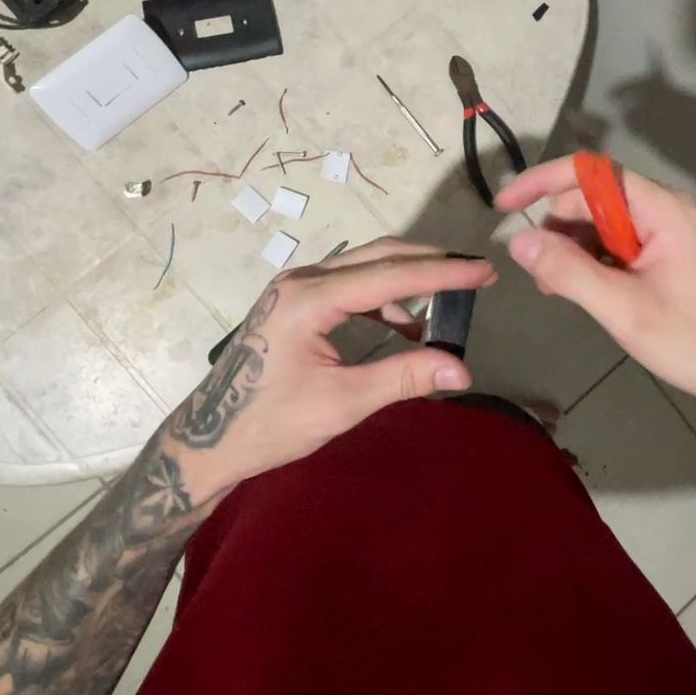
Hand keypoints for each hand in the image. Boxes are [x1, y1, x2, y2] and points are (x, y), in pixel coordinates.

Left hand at [166, 239, 496, 500]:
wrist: (210, 439)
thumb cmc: (271, 424)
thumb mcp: (342, 403)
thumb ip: (403, 378)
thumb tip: (462, 369)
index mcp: (310, 298)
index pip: (390, 275)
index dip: (443, 273)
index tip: (485, 270)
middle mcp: (303, 279)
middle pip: (379, 255)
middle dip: (431, 263)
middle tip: (477, 273)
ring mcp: (296, 286)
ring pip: (365, 265)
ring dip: (409, 277)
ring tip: (450, 296)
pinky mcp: (296, 299)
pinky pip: (350, 283)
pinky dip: (384, 296)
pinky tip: (405, 324)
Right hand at [496, 156, 695, 417]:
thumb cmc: (691, 340)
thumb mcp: (622, 308)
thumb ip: (567, 270)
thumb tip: (517, 239)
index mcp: (661, 208)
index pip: (590, 173)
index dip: (542, 181)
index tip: (504, 205)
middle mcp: (664, 210)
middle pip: (592, 199)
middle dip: (556, 230)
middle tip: (538, 275)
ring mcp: (668, 233)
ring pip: (601, 224)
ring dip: (571, 251)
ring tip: (556, 290)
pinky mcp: (668, 256)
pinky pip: (617, 245)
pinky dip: (591, 263)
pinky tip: (579, 291)